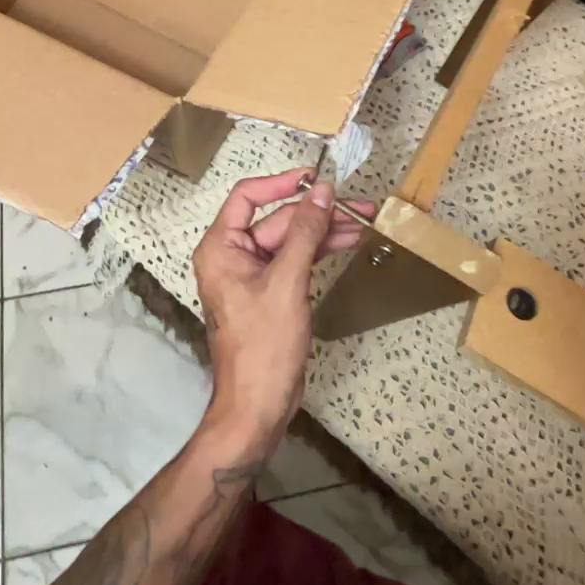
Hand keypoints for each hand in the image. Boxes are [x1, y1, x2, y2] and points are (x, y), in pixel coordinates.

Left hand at [191, 170, 374, 455]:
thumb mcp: (287, 283)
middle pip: (277, 219)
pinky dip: (319, 250)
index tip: (316, 178)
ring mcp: (253, 274)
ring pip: (291, 238)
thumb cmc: (264, 344)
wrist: (259, 405)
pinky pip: (296, 259)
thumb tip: (323, 191)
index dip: (281, 183)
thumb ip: (305, 232)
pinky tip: (346, 241)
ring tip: (363, 221)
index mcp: (221, 247)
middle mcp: (233, 254)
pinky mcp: (272, 291)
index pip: (247, 197)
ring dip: (324, 230)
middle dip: (317, 212)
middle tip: (359, 206)